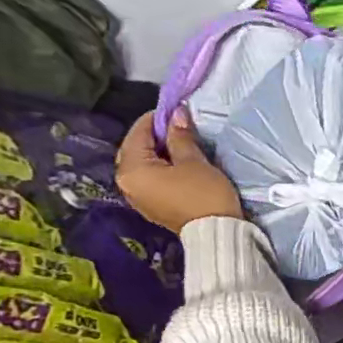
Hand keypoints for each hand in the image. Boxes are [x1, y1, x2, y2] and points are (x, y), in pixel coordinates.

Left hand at [115, 109, 243, 232]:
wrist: (216, 232)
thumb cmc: (203, 194)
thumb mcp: (193, 160)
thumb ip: (180, 136)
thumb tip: (176, 114)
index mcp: (132, 170)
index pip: (137, 133)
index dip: (157, 119)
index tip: (176, 110)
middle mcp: (126, 183)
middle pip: (134, 149)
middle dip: (154, 135)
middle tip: (177, 127)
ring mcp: (137, 197)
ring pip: (141, 164)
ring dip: (157, 152)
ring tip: (179, 144)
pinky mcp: (150, 206)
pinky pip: (148, 178)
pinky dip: (158, 167)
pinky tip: (176, 163)